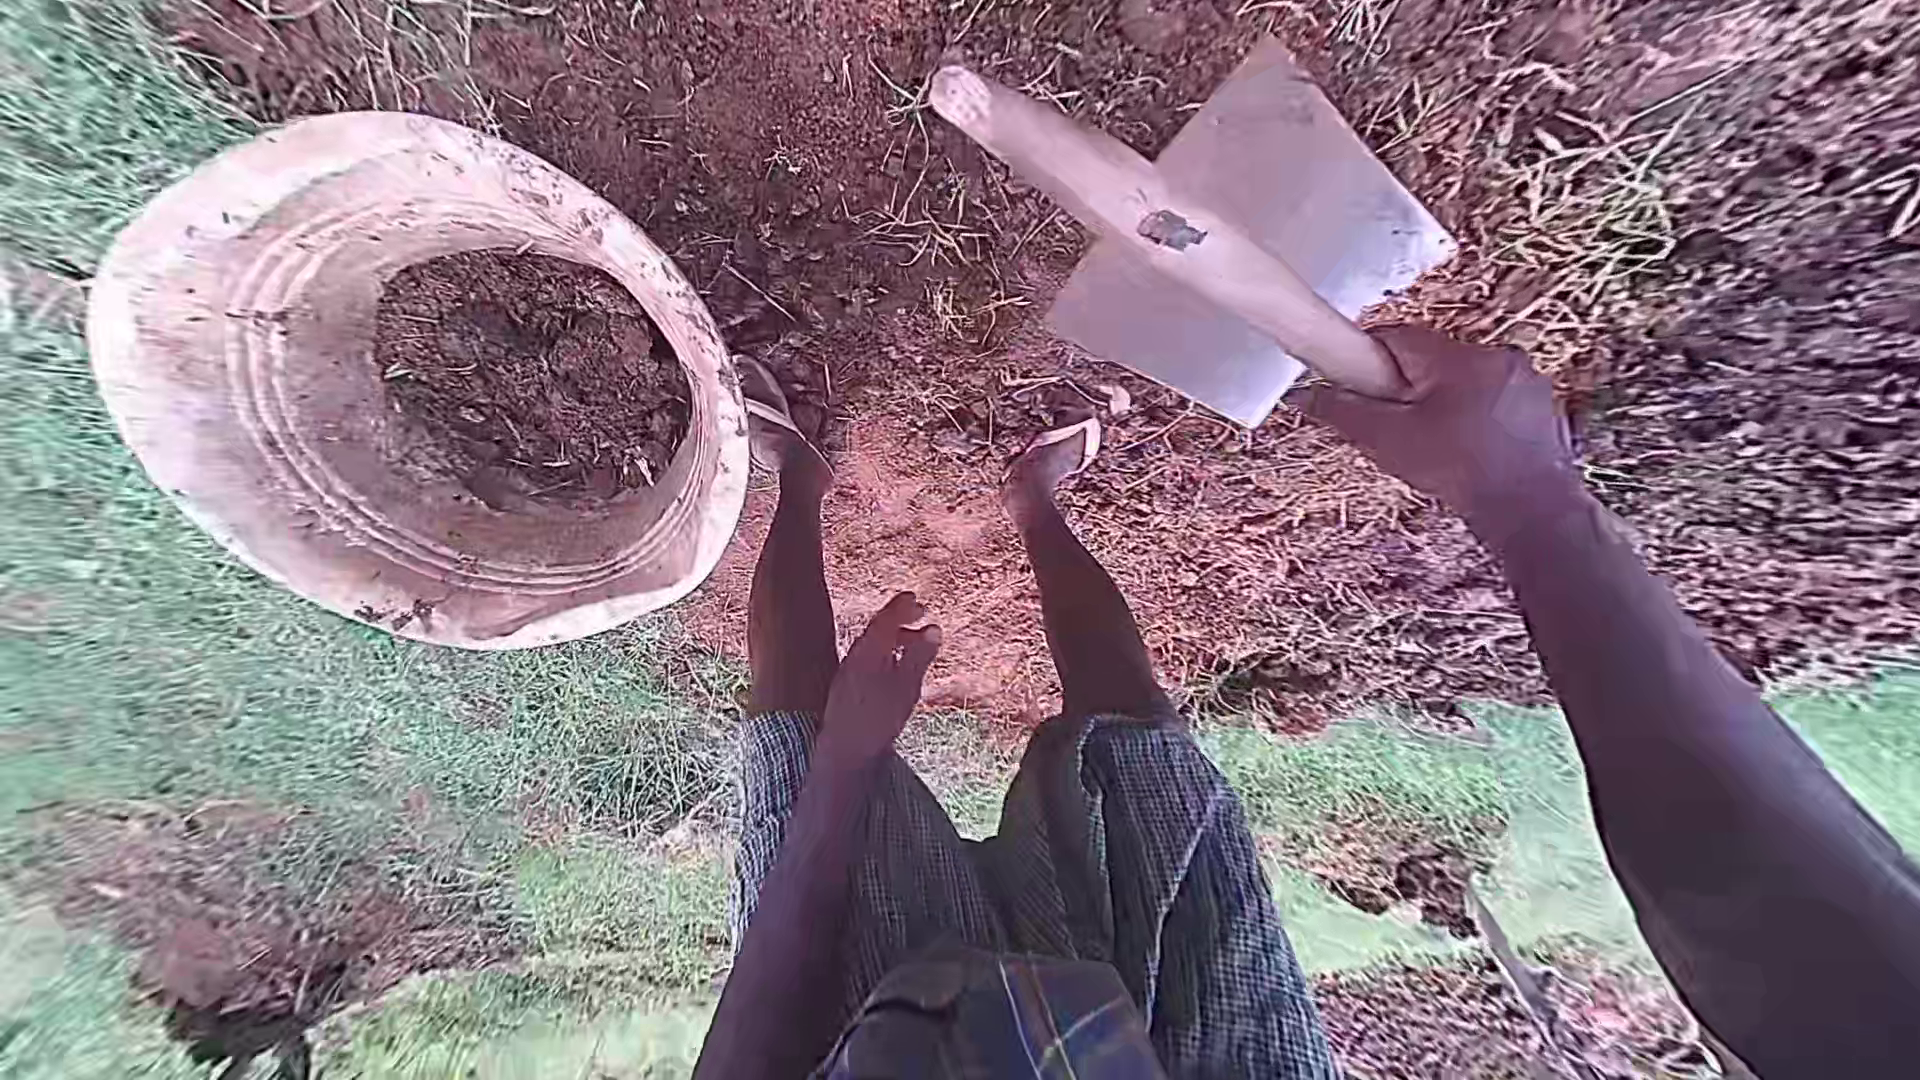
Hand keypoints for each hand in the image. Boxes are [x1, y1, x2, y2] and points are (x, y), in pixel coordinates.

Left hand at [816, 592, 941, 764]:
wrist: (845, 750)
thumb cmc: (879, 718)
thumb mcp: (907, 685)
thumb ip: (920, 655)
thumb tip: (934, 629)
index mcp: (869, 650)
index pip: (885, 619)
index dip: (901, 606)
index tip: (914, 597)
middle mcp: (855, 656)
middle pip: (878, 629)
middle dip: (900, 619)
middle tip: (920, 613)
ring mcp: (848, 671)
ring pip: (873, 644)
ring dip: (894, 637)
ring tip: (915, 642)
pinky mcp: (847, 686)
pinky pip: (869, 657)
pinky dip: (886, 651)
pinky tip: (897, 664)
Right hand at [1293, 324, 1580, 530]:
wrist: (1528, 507)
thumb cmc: (1458, 470)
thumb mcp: (1384, 438)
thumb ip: (1340, 410)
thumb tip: (1303, 394)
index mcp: (1458, 359)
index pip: (1396, 336)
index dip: (1363, 355)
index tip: (1348, 378)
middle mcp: (1497, 358)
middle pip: (1425, 359)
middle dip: (1397, 385)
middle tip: (1382, 420)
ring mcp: (1523, 380)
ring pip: (1454, 378)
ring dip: (1428, 400)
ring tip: (1416, 438)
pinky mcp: (1536, 404)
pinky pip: (1482, 395)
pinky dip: (1459, 413)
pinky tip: (1450, 445)